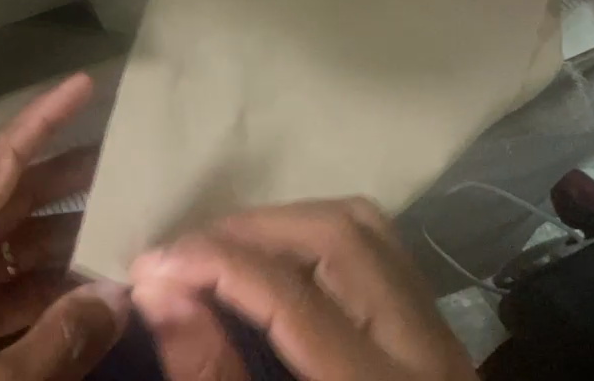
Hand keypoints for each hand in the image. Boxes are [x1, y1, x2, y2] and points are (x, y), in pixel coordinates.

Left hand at [0, 73, 129, 380]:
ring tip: (125, 230)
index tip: (85, 86)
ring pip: (16, 244)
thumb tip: (120, 296)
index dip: (43, 119)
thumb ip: (59, 341)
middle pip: (14, 196)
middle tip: (129, 163)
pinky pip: (8, 287)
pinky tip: (91, 295)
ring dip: (66, 238)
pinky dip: (49, 287)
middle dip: (69, 178)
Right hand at [130, 199, 476, 380]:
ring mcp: (444, 341)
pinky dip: (311, 239)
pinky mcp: (437, 335)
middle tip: (186, 256)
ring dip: (281, 226)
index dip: (212, 263)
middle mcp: (430, 357)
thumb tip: (158, 290)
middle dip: (247, 231)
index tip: (150, 266)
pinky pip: (376, 249)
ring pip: (363, 227)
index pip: (292, 295)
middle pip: (337, 236)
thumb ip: (212, 374)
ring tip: (224, 254)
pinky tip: (270, 266)